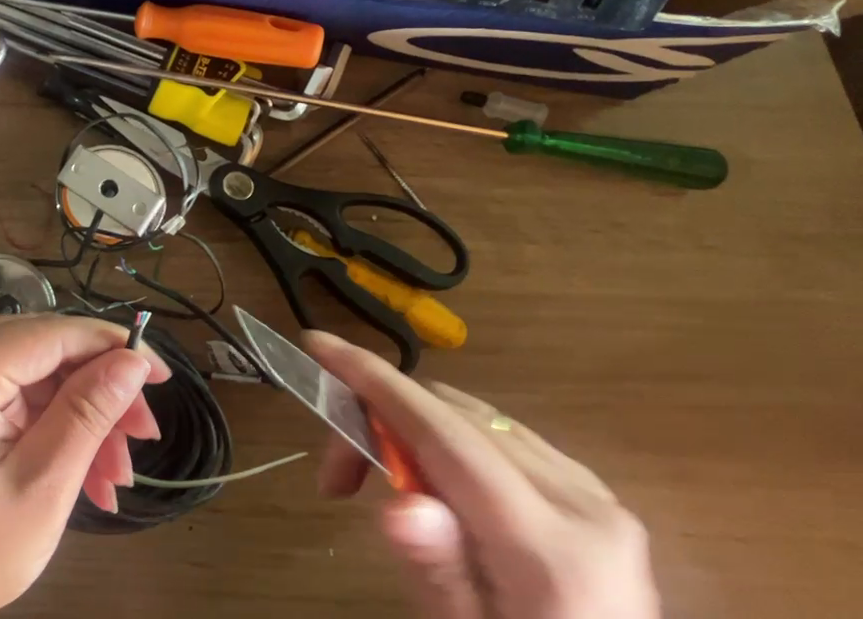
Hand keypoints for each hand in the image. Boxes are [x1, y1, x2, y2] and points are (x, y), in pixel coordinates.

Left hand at [0, 314, 168, 618]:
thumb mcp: (42, 484)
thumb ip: (86, 413)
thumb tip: (131, 360)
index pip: (50, 333)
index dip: (111, 346)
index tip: (163, 377)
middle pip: (44, 349)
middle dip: (100, 390)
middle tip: (145, 437)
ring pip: (37, 373)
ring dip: (83, 416)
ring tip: (118, 476)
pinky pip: (17, 394)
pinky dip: (55, 426)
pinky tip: (91, 475)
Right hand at [307, 331, 659, 618]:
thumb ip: (438, 574)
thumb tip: (399, 506)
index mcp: (551, 551)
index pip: (448, 437)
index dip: (377, 382)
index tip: (318, 344)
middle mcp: (585, 509)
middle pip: (456, 421)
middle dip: (380, 422)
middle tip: (335, 478)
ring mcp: (599, 500)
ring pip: (478, 420)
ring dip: (413, 430)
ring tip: (377, 480)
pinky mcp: (599, 501)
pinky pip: (506, 439)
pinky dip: (452, 439)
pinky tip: (433, 479)